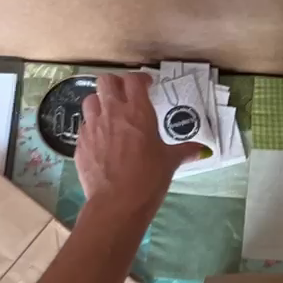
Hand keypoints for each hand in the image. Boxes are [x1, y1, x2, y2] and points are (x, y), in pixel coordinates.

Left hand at [75, 73, 201, 222]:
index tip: (147, 86)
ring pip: (90, 100)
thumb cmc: (148, 178)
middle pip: (105, 81)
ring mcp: (92, 127)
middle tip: (125, 95)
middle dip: (115, 84)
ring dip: (100, 102)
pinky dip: (92, 126)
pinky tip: (102, 139)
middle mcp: (112, 112)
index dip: (140, 79)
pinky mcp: (79, 143)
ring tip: (109, 114)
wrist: (117, 203)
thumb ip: (184, 151)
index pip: (134, 80)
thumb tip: (202, 150)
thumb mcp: (170, 162)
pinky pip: (84, 126)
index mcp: (138, 111)